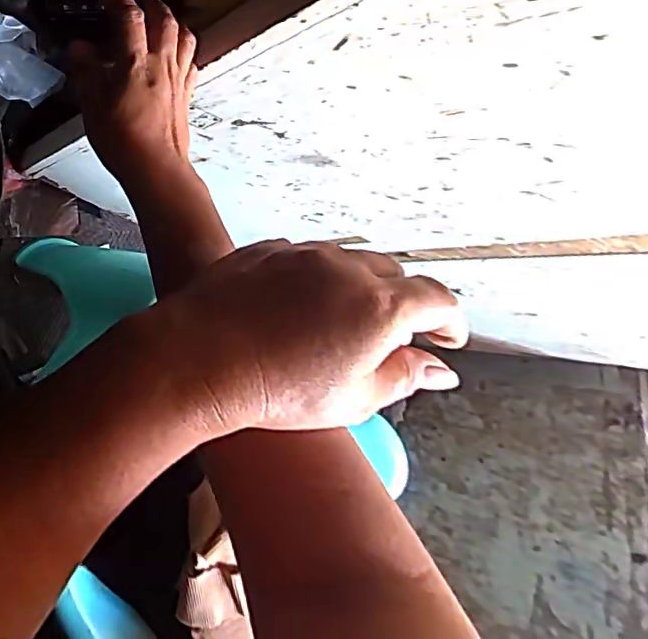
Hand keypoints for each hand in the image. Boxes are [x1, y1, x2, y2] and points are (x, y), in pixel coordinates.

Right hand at [70, 0, 197, 188]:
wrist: (155, 167)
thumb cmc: (121, 138)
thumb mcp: (91, 104)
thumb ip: (86, 70)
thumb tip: (79, 46)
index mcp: (135, 62)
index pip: (129, 16)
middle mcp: (161, 64)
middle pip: (164, 19)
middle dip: (151, 1)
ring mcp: (178, 78)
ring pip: (184, 36)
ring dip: (173, 19)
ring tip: (161, 15)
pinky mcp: (186, 94)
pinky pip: (190, 61)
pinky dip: (183, 49)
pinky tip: (174, 54)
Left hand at [152, 240, 467, 436]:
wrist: (200, 356)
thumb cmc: (277, 387)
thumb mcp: (354, 397)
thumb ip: (404, 375)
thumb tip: (438, 368)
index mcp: (378, 305)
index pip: (436, 298)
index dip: (447, 321)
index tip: (443, 340)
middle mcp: (341, 268)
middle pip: (391, 273)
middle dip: (402, 301)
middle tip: (391, 335)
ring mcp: (296, 253)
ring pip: (344, 259)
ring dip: (354, 283)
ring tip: (340, 320)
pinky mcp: (260, 250)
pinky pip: (300, 255)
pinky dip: (311, 274)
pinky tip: (297, 303)